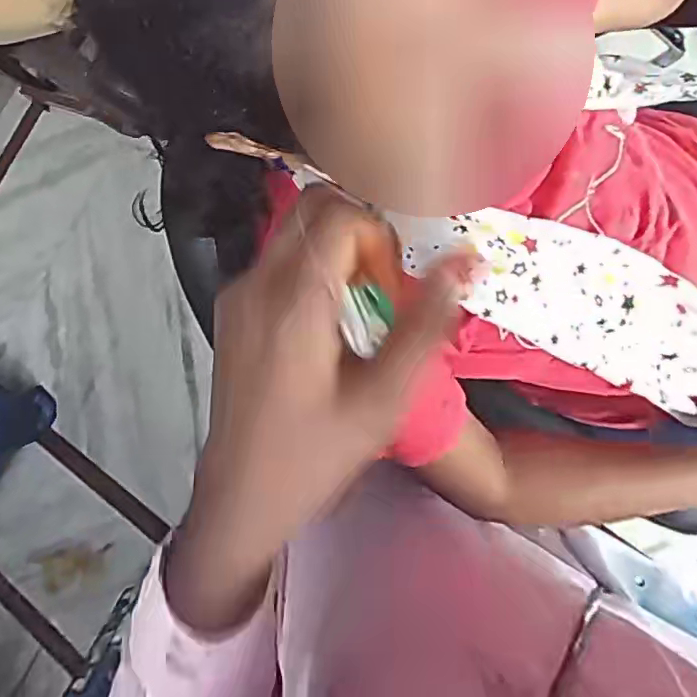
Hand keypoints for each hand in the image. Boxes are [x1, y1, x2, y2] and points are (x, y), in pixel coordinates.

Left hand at [166, 187, 475, 631]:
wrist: (240, 492)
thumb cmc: (315, 454)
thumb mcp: (383, 400)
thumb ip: (425, 325)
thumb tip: (465, 261)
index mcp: (294, 300)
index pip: (340, 215)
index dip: (379, 238)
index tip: (393, 287)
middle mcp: (257, 280)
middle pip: (312, 204)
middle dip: (359, 226)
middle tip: (383, 281)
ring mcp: (237, 289)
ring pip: (293, 226)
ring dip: (336, 244)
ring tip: (361, 301)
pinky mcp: (231, 303)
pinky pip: (278, 256)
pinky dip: (311, 263)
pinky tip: (328, 316)